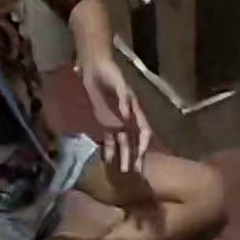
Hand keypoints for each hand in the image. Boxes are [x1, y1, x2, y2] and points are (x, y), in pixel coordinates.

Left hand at [79, 52, 151, 172]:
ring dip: (124, 156)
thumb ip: (124, 99)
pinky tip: (108, 160)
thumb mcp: (119, 84)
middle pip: (134, 142)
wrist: (95, 68)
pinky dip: (109, 150)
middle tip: (135, 170)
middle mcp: (128, 121)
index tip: (141, 155)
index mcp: (135, 112)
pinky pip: (108, 140)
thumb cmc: (111, 74)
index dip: (143, 144)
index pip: (144, 132)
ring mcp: (116, 123)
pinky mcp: (104, 123)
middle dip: (135, 156)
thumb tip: (127, 116)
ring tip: (123, 170)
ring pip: (123, 144)